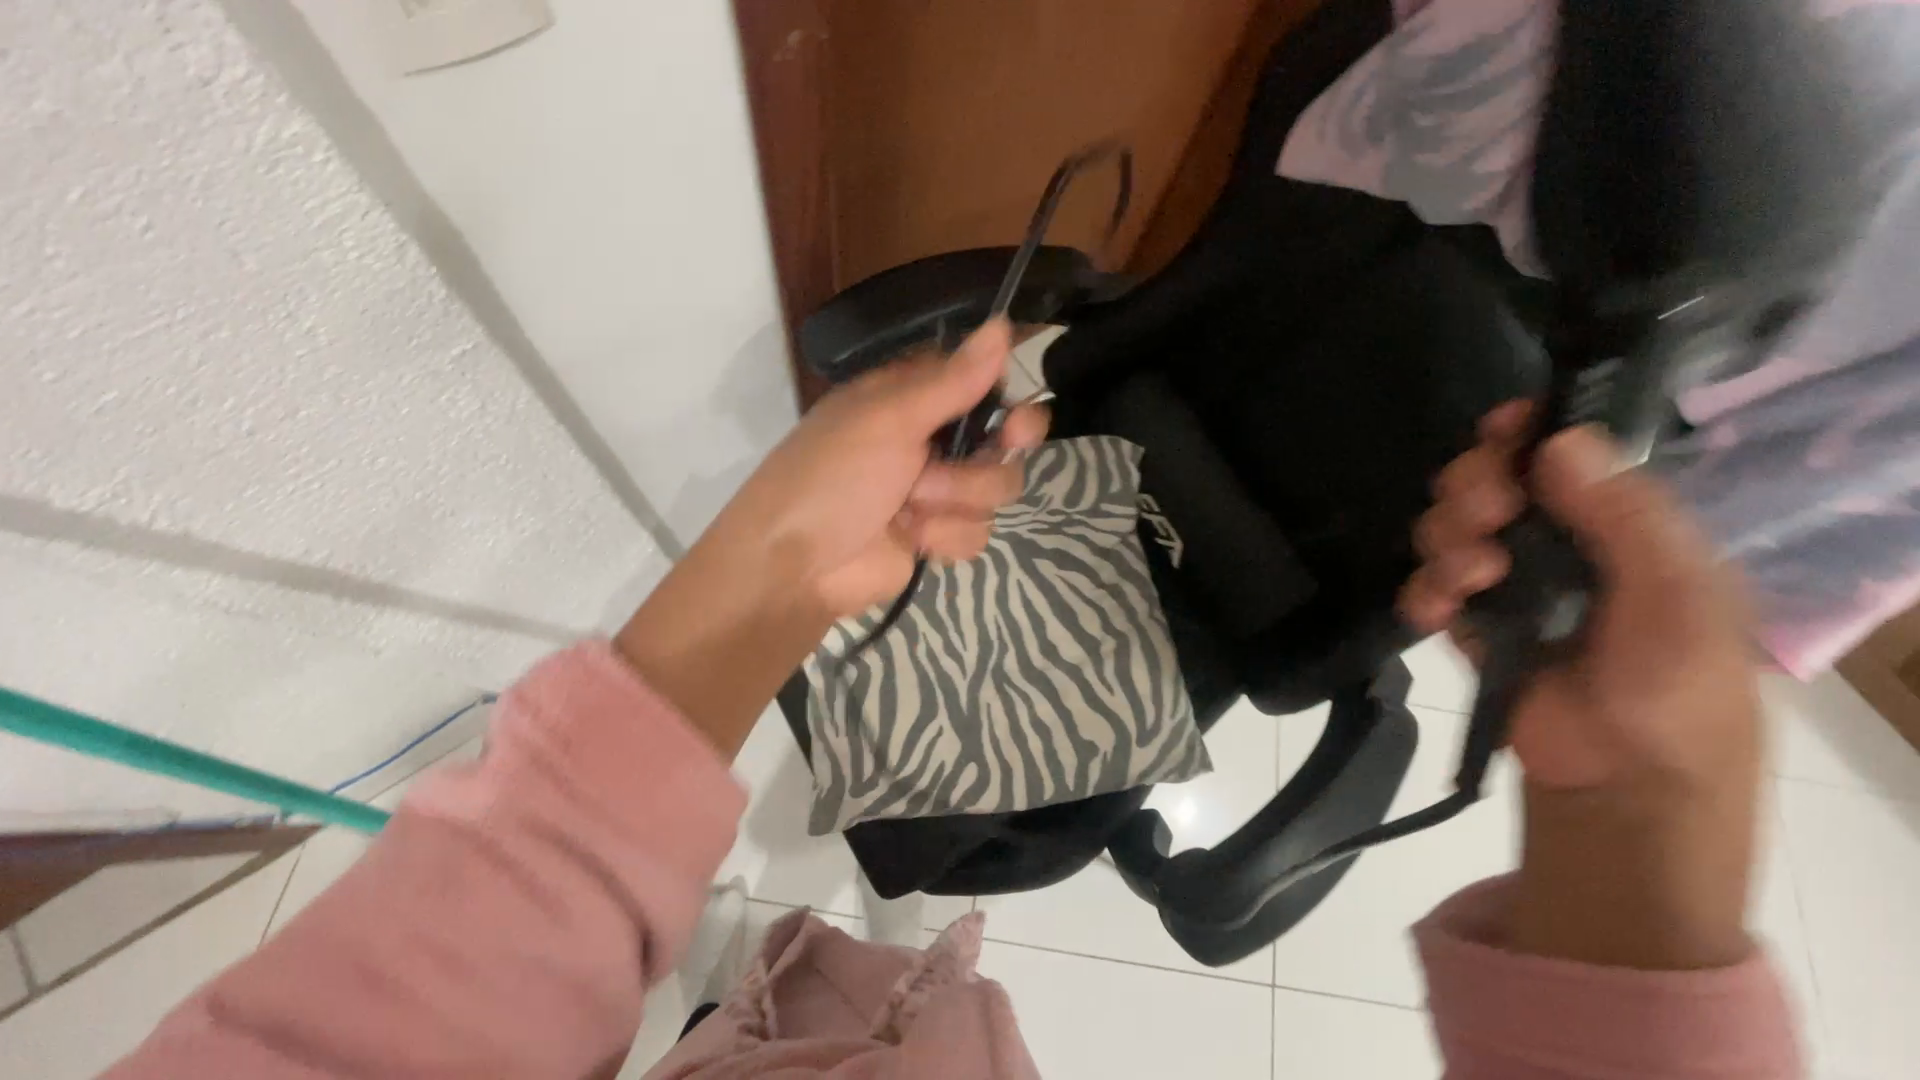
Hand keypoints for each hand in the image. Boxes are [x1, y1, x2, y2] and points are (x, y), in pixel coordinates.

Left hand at [700, 318, 1048, 618]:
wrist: (797, 566)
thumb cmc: (832, 477)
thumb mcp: (888, 419)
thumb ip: (952, 381)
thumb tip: (1002, 325)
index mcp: (910, 398)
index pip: (977, 379)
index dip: (1005, 390)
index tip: (1017, 402)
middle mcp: (928, 439)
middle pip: (1002, 436)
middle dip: (998, 448)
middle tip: (1007, 443)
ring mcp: (935, 490)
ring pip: (995, 487)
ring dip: (959, 498)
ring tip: (914, 506)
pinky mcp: (937, 535)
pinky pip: (978, 531)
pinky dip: (946, 535)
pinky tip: (914, 538)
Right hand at [1399, 404, 1758, 796]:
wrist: (1621, 780)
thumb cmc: (1675, 687)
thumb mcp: (1677, 594)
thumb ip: (1623, 516)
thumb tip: (1558, 440)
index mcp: (1619, 525)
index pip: (1563, 455)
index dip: (1526, 434)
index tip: (1500, 429)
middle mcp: (1559, 544)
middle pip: (1489, 482)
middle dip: (1474, 488)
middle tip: (1486, 512)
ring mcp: (1507, 584)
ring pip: (1449, 528)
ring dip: (1447, 541)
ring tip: (1471, 577)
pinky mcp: (1467, 624)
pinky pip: (1427, 588)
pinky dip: (1424, 594)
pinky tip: (1437, 614)